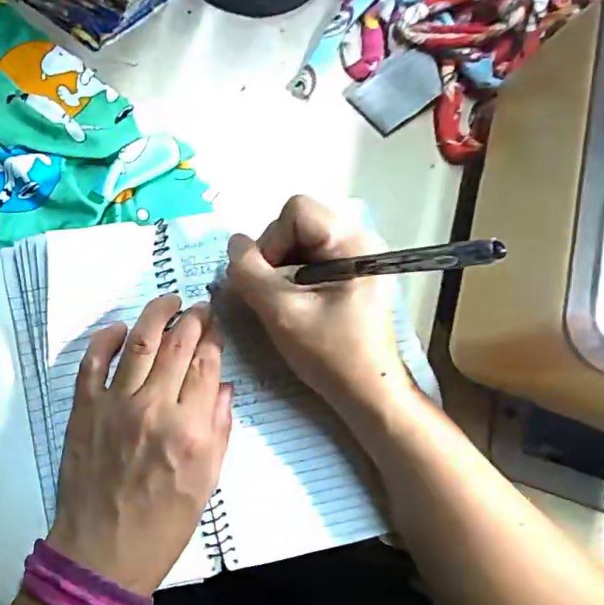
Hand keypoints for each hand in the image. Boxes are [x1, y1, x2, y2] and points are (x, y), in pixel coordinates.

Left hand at [48, 295, 232, 595]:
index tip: (216, 328)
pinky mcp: (84, 409)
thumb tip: (220, 385)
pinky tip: (120, 328)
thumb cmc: (161, 527)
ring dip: (156, 315)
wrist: (101, 551)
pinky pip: (94, 361)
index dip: (213, 340)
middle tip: (199, 306)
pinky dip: (106, 338)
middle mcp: (154, 408)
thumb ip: (218, 430)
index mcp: (191, 430)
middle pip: (177, 345)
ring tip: (168, 301)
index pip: (206, 365)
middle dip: (192, 319)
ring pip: (139, 343)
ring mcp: (114, 404)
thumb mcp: (205, 484)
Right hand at [224, 195, 414, 414]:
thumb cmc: (330, 354)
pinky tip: (295, 308)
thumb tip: (234, 244)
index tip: (267, 281)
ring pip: (300, 245)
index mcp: (351, 242)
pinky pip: (311, 263)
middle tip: (271, 295)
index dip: (271, 241)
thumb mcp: (281, 312)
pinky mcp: (352, 278)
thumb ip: (250, 273)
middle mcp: (359, 241)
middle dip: (274, 256)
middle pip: (297, 225)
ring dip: (281, 271)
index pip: (295, 211)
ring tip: (282, 304)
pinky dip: (293, 280)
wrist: (369, 393)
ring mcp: (357, 260)